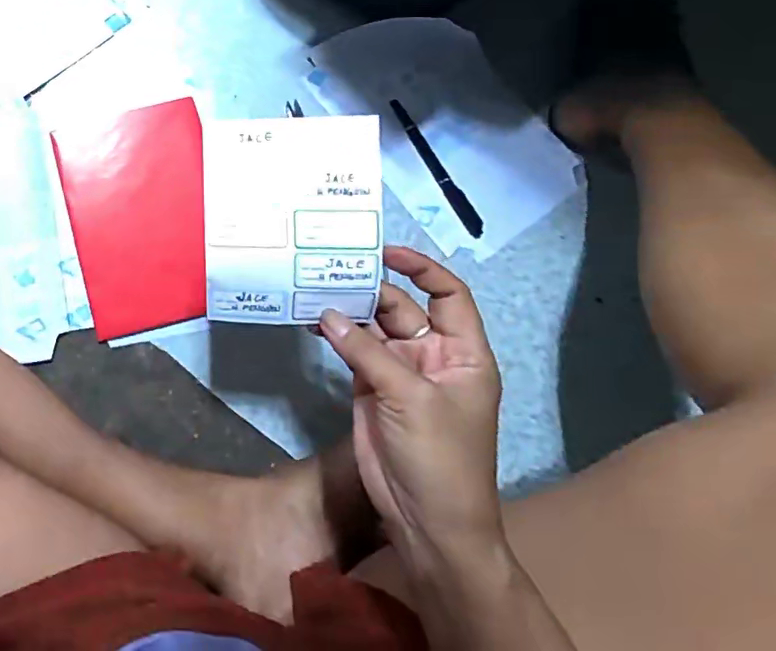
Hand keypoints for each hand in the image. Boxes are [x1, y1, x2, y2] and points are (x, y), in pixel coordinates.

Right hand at [318, 246, 504, 564]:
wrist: (427, 525)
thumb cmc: (441, 458)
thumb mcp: (412, 399)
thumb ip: (369, 352)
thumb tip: (328, 313)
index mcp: (462, 351)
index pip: (448, 293)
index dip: (422, 268)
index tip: (387, 252)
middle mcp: (432, 353)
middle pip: (403, 306)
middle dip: (372, 287)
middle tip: (333, 269)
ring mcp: (399, 371)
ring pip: (373, 326)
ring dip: (348, 309)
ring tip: (315, 289)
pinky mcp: (371, 388)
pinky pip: (353, 351)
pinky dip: (335, 335)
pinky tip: (313, 321)